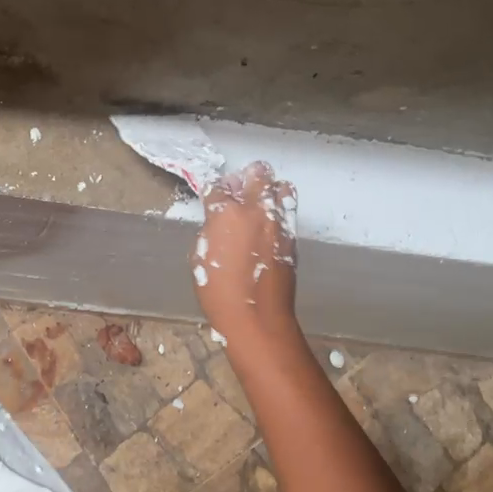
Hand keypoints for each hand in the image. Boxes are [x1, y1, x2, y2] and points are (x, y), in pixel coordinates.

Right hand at [193, 161, 297, 344]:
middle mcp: (255, 210)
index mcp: (225, 213)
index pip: (217, 187)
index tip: (212, 196)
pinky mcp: (292, 238)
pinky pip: (288, 213)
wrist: (256, 317)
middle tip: (239, 189)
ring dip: (269, 189)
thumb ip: (211, 230)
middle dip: (247, 177)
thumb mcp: (200, 257)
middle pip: (257, 174)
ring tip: (260, 202)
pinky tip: (268, 225)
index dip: (213, 191)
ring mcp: (278, 222)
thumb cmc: (219, 292)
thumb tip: (219, 222)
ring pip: (282, 188)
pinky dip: (279, 211)